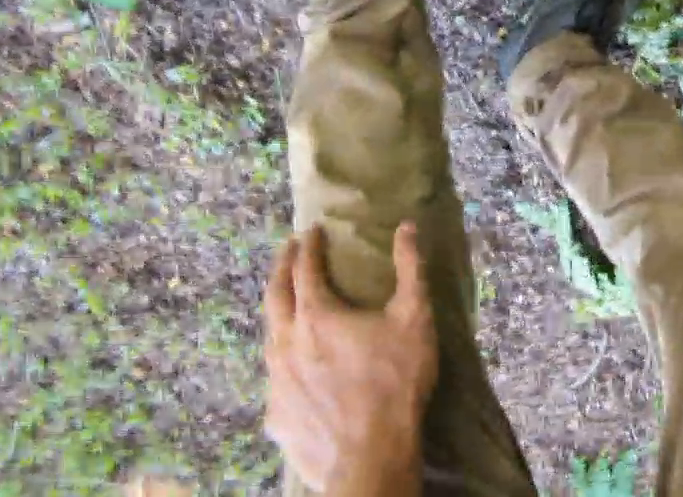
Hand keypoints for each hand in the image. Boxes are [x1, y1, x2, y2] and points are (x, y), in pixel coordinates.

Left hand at [264, 222, 437, 492]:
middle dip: (280, 268)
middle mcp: (287, 344)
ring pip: (269, 338)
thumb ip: (410, 267)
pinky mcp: (277, 417)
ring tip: (286, 303)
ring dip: (277, 313)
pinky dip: (282, 359)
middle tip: (287, 250)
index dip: (308, 247)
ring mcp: (276, 384)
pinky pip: (274, 379)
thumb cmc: (396, 378)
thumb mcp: (414, 315)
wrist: (371, 457)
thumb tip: (407, 226)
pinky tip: (294, 367)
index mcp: (318, 316)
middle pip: (274, 297)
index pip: (305, 270)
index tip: (311, 230)